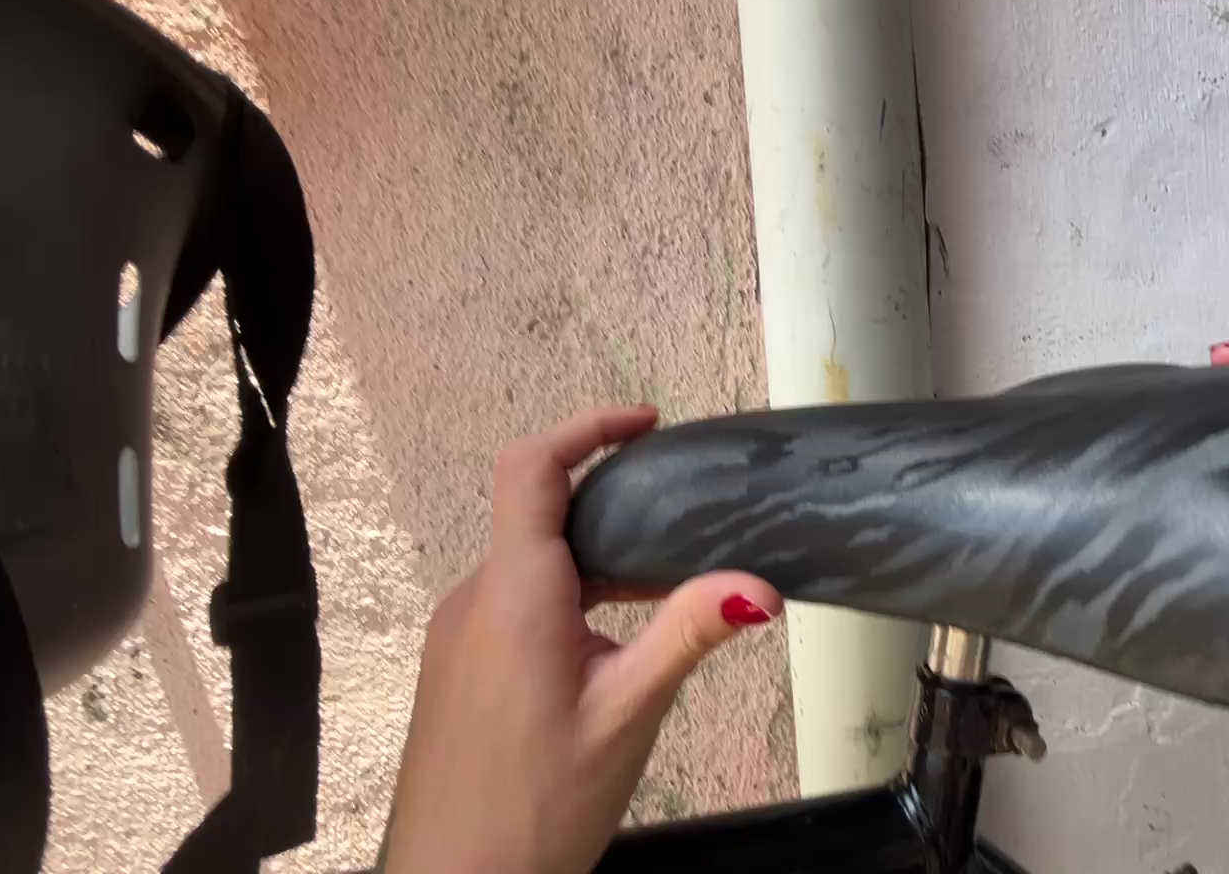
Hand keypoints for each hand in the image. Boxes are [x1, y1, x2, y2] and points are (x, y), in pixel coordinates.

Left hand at [382, 406, 782, 873]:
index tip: (648, 423)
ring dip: (599, 544)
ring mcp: (464, 630)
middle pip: (540, 507)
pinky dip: (577, 584)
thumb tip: (764, 584)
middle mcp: (477, 598)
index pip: (530, 470)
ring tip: (668, 567)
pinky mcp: (465, 660)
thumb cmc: (537, 805)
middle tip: (685, 502)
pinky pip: (523, 593)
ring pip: (535, 555)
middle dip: (613, 492)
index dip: (587, 427)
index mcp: (514, 595)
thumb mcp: (627, 713)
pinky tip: (619, 624)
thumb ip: (689, 634)